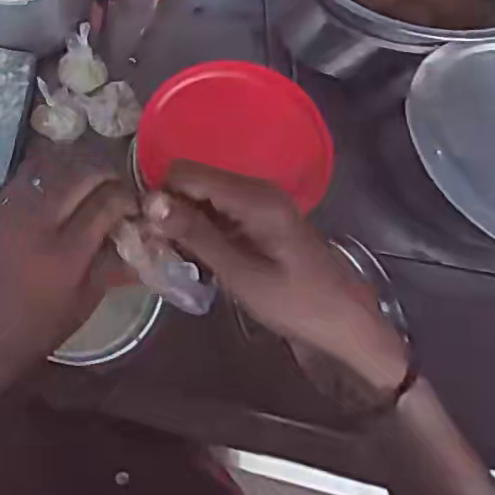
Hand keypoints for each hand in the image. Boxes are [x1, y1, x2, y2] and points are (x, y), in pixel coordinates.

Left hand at [0, 153, 135, 385]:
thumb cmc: (48, 320)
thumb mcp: (91, 295)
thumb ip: (117, 257)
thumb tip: (147, 230)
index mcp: (64, 252)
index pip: (105, 204)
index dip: (126, 198)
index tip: (135, 203)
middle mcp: (38, 223)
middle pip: (81, 177)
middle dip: (108, 176)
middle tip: (119, 187)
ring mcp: (15, 210)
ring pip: (56, 167)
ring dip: (82, 170)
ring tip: (95, 182)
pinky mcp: (1, 206)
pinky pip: (31, 173)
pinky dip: (54, 171)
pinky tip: (66, 182)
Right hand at [149, 160, 409, 399]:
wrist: (345, 322)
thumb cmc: (295, 302)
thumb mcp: (240, 273)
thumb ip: (195, 234)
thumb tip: (152, 202)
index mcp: (253, 196)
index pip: (185, 173)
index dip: (161, 196)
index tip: (150, 232)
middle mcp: (254, 188)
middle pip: (192, 181)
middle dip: (170, 209)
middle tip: (162, 249)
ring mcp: (258, 201)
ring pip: (201, 196)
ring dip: (183, 221)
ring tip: (178, 258)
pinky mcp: (258, 217)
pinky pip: (217, 210)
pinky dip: (201, 229)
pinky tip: (198, 258)